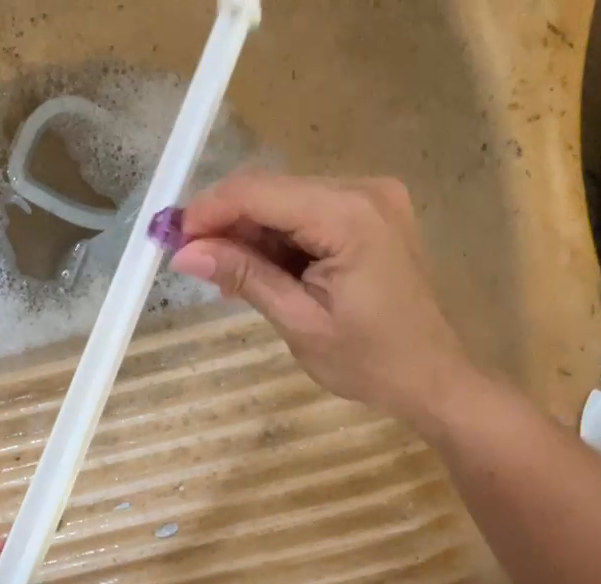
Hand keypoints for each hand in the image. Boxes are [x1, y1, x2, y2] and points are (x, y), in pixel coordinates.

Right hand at [171, 171, 475, 434]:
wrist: (430, 376)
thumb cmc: (369, 361)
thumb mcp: (299, 322)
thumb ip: (245, 277)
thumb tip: (185, 254)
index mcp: (349, 216)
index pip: (260, 192)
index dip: (208, 211)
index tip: (169, 239)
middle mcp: (364, 191)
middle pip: (273, 190)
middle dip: (225, 223)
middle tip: (189, 262)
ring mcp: (372, 199)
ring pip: (287, 201)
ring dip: (249, 234)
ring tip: (222, 279)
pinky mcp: (371, 214)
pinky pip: (309, 214)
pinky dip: (278, 239)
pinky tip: (257, 272)